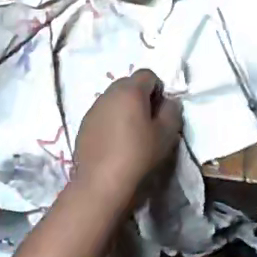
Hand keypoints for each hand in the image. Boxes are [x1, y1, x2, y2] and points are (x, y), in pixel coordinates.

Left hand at [71, 70, 183, 206]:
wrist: (101, 182)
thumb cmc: (138, 154)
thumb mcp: (167, 134)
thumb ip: (172, 111)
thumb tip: (169, 101)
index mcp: (130, 90)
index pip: (147, 74)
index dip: (158, 88)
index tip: (161, 110)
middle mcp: (108, 93)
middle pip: (129, 84)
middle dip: (141, 96)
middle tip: (149, 120)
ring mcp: (93, 108)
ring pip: (114, 99)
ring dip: (125, 108)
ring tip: (131, 133)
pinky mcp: (83, 124)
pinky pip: (102, 113)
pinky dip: (111, 120)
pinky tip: (115, 142)